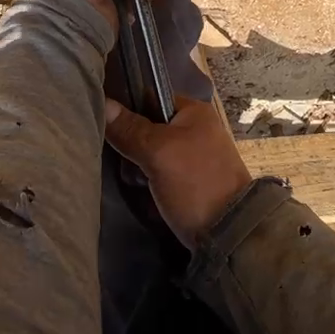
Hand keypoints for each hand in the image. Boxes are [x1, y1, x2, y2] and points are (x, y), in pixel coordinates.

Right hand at [104, 95, 252, 247]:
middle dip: (133, 146)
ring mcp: (196, 156)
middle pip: (148, 127)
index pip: (150, 97)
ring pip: (152, 152)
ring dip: (140, 167)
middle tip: (126, 165)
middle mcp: (196, 128)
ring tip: (135, 183)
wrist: (231, 237)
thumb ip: (130, 129)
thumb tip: (103, 103)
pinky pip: (162, 172)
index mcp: (194, 111)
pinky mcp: (193, 181)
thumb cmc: (195, 183)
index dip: (128, 111)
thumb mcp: (158, 153)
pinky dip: (151, 181)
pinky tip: (144, 193)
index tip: (111, 129)